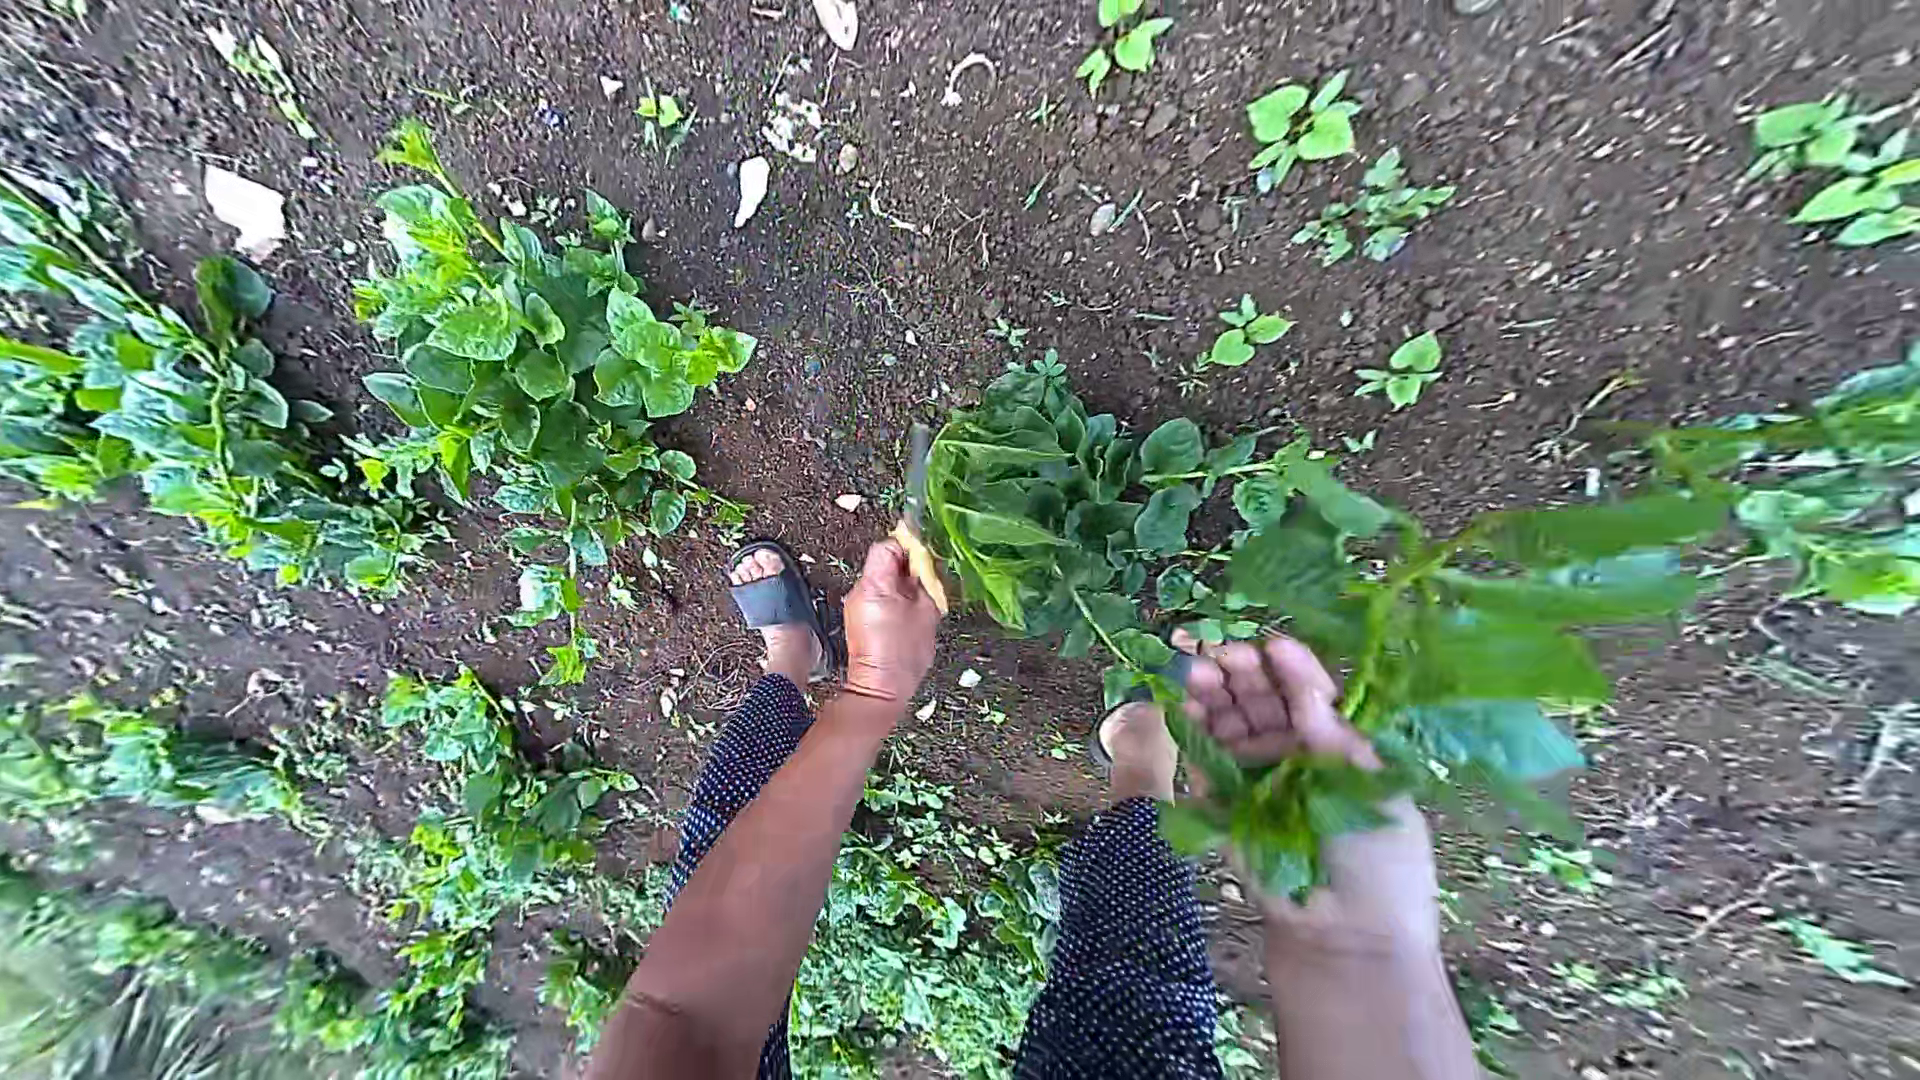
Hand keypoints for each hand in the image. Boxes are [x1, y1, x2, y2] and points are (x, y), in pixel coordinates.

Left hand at [841, 540, 942, 705]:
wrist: (881, 686)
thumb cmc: (903, 654)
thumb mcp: (926, 610)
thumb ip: (927, 580)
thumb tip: (928, 562)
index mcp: (875, 584)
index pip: (887, 546)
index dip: (909, 546)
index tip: (926, 553)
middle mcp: (859, 590)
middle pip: (884, 560)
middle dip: (908, 564)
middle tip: (929, 577)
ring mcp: (856, 603)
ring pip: (883, 577)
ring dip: (902, 581)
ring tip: (920, 597)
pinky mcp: (859, 615)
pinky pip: (878, 594)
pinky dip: (894, 595)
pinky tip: (909, 610)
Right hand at [1179, 633, 1440, 954]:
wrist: (1341, 931)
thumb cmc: (1377, 860)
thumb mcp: (1374, 790)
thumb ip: (1335, 740)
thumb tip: (1306, 689)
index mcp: (1329, 739)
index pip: (1307, 691)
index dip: (1291, 667)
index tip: (1275, 646)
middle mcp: (1286, 745)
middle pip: (1259, 696)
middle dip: (1242, 669)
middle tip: (1224, 653)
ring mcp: (1248, 765)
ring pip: (1226, 714)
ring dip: (1211, 688)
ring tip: (1199, 670)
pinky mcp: (1216, 789)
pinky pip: (1199, 747)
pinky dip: (1190, 721)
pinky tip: (1185, 700)